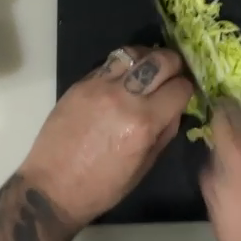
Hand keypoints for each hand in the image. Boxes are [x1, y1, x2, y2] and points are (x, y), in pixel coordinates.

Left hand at [18, 46, 192, 226]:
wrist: (52, 186)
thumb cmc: (102, 187)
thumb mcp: (144, 167)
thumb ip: (165, 132)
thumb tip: (175, 108)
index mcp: (143, 123)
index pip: (180, 87)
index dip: (187, 90)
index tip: (184, 94)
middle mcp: (124, 97)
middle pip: (162, 60)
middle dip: (174, 65)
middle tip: (172, 75)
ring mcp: (100, 86)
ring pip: (134, 53)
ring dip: (148, 59)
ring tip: (147, 71)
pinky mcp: (81, 83)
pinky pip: (110, 62)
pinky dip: (124, 66)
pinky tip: (124, 79)